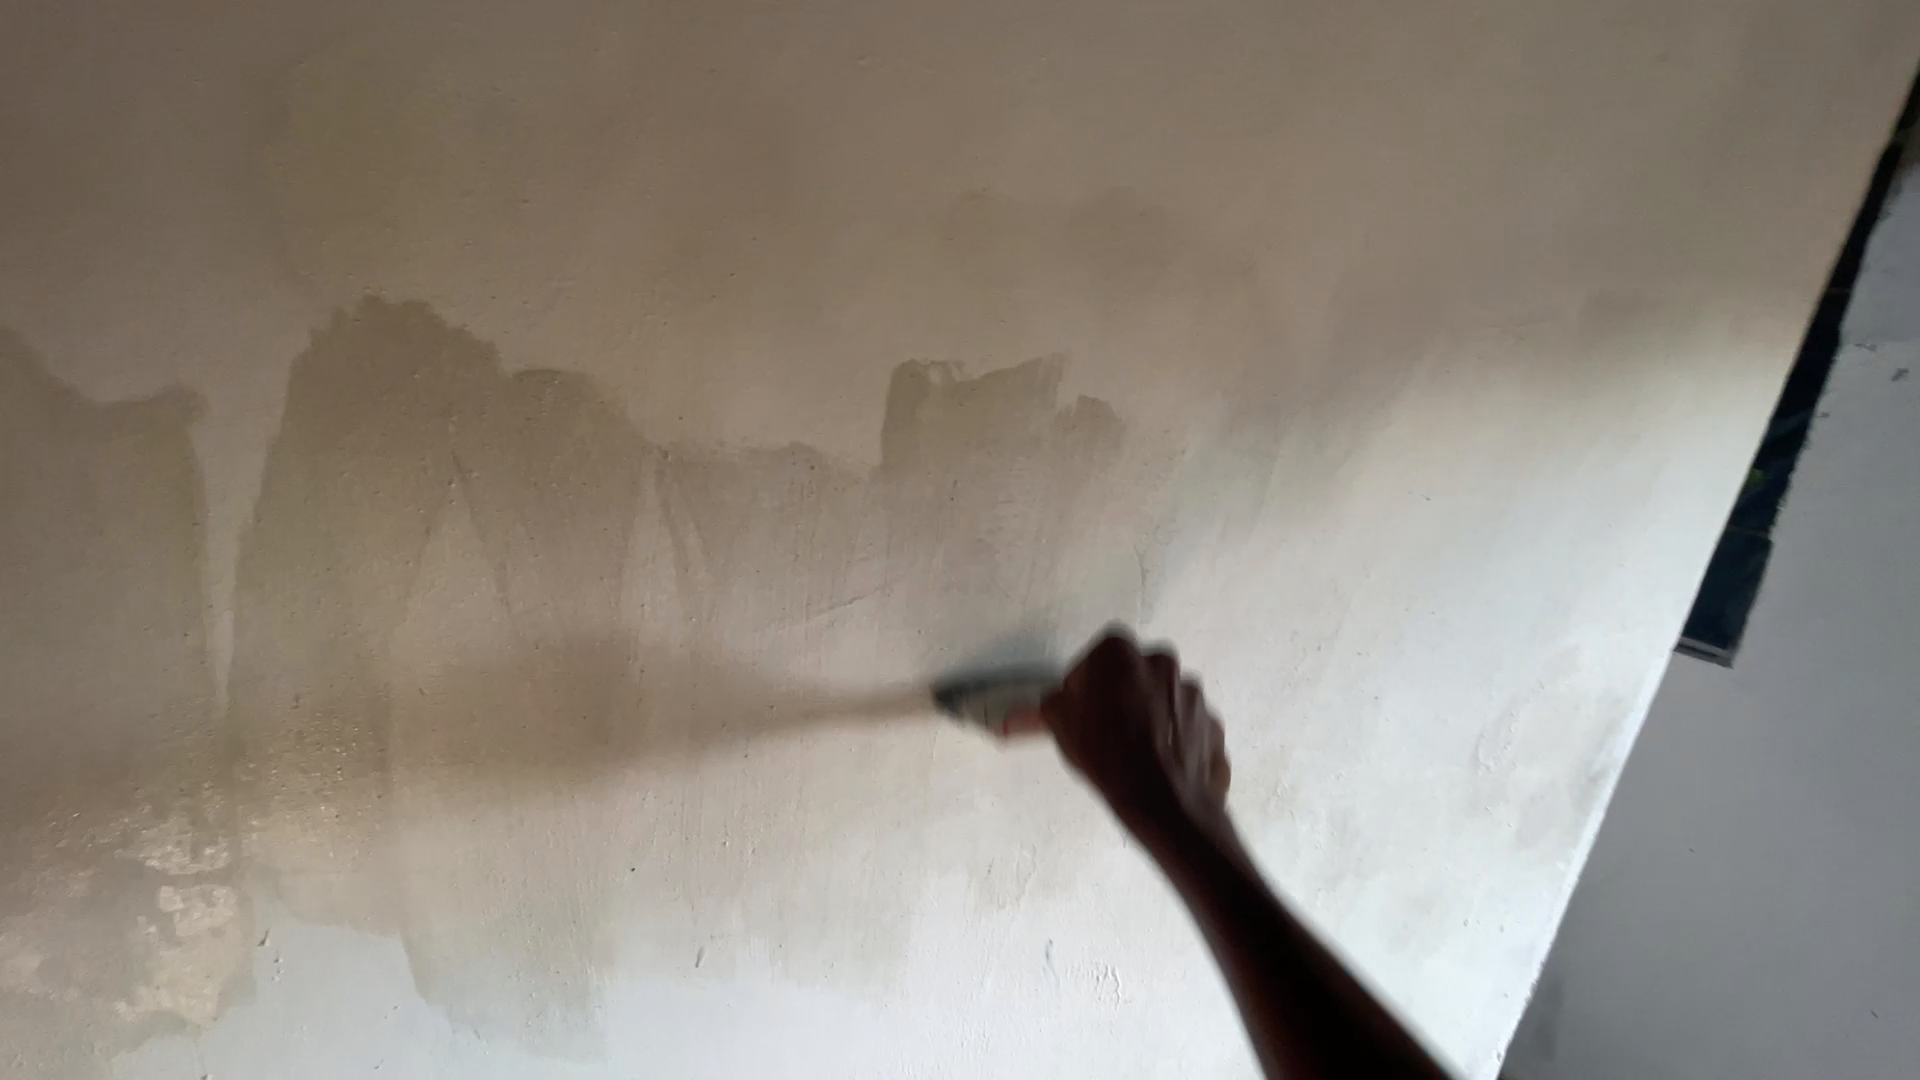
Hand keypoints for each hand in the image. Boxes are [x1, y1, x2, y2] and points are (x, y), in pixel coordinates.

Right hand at [1028, 629, 1231, 832]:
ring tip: (1136, 748)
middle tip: (1107, 725)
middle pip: (1135, 672)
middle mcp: (1161, 662)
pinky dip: (1176, 737)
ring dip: (1152, 713)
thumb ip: (1055, 701)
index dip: (1088, 680)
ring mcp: (1193, 692)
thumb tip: (1058, 701)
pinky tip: (1161, 761)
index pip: (1098, 655)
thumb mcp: (1058, 723)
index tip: (1082, 705)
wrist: (1161, 801)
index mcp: (1119, 653)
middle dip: (1123, 692)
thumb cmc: (1106, 754)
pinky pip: (1188, 724)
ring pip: (1164, 697)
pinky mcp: (1213, 722)